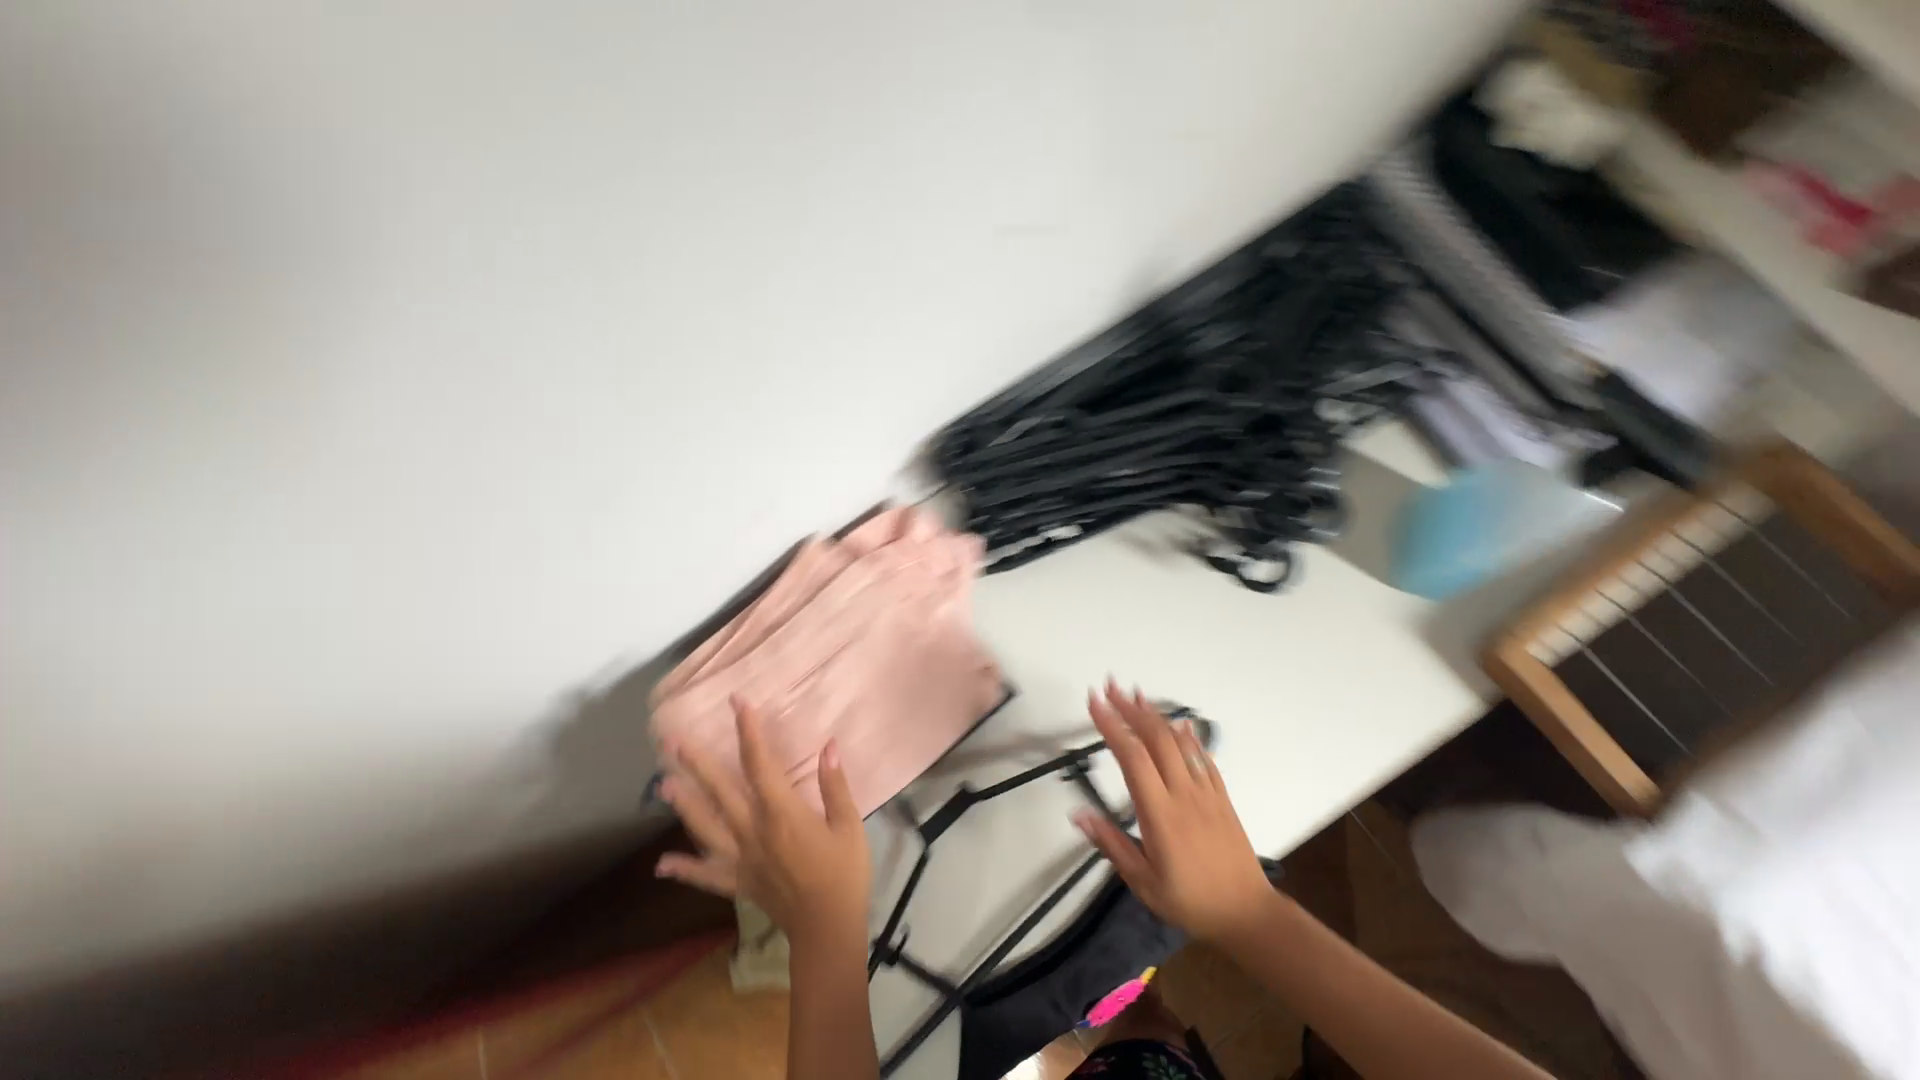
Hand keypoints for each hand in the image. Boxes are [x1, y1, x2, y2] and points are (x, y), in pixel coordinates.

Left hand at [656, 697, 872, 949]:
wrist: (828, 928)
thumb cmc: (844, 873)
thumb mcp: (849, 825)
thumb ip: (835, 785)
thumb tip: (828, 746)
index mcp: (781, 813)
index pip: (759, 763)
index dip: (748, 731)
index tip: (737, 703)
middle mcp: (753, 831)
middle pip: (720, 791)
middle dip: (696, 763)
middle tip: (671, 740)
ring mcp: (741, 858)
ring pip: (706, 826)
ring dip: (684, 804)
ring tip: (662, 783)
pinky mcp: (738, 883)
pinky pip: (707, 875)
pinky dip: (684, 869)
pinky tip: (661, 865)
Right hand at [1073, 682, 1277, 943]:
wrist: (1247, 913)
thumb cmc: (1190, 901)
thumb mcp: (1143, 882)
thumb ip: (1111, 844)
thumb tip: (1078, 814)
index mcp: (1160, 814)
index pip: (1132, 758)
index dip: (1112, 726)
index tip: (1095, 703)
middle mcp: (1183, 794)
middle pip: (1156, 740)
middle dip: (1131, 710)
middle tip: (1109, 688)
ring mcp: (1206, 793)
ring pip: (1180, 744)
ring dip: (1156, 716)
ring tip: (1136, 696)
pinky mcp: (1222, 799)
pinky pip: (1204, 759)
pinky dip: (1188, 736)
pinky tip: (1179, 725)